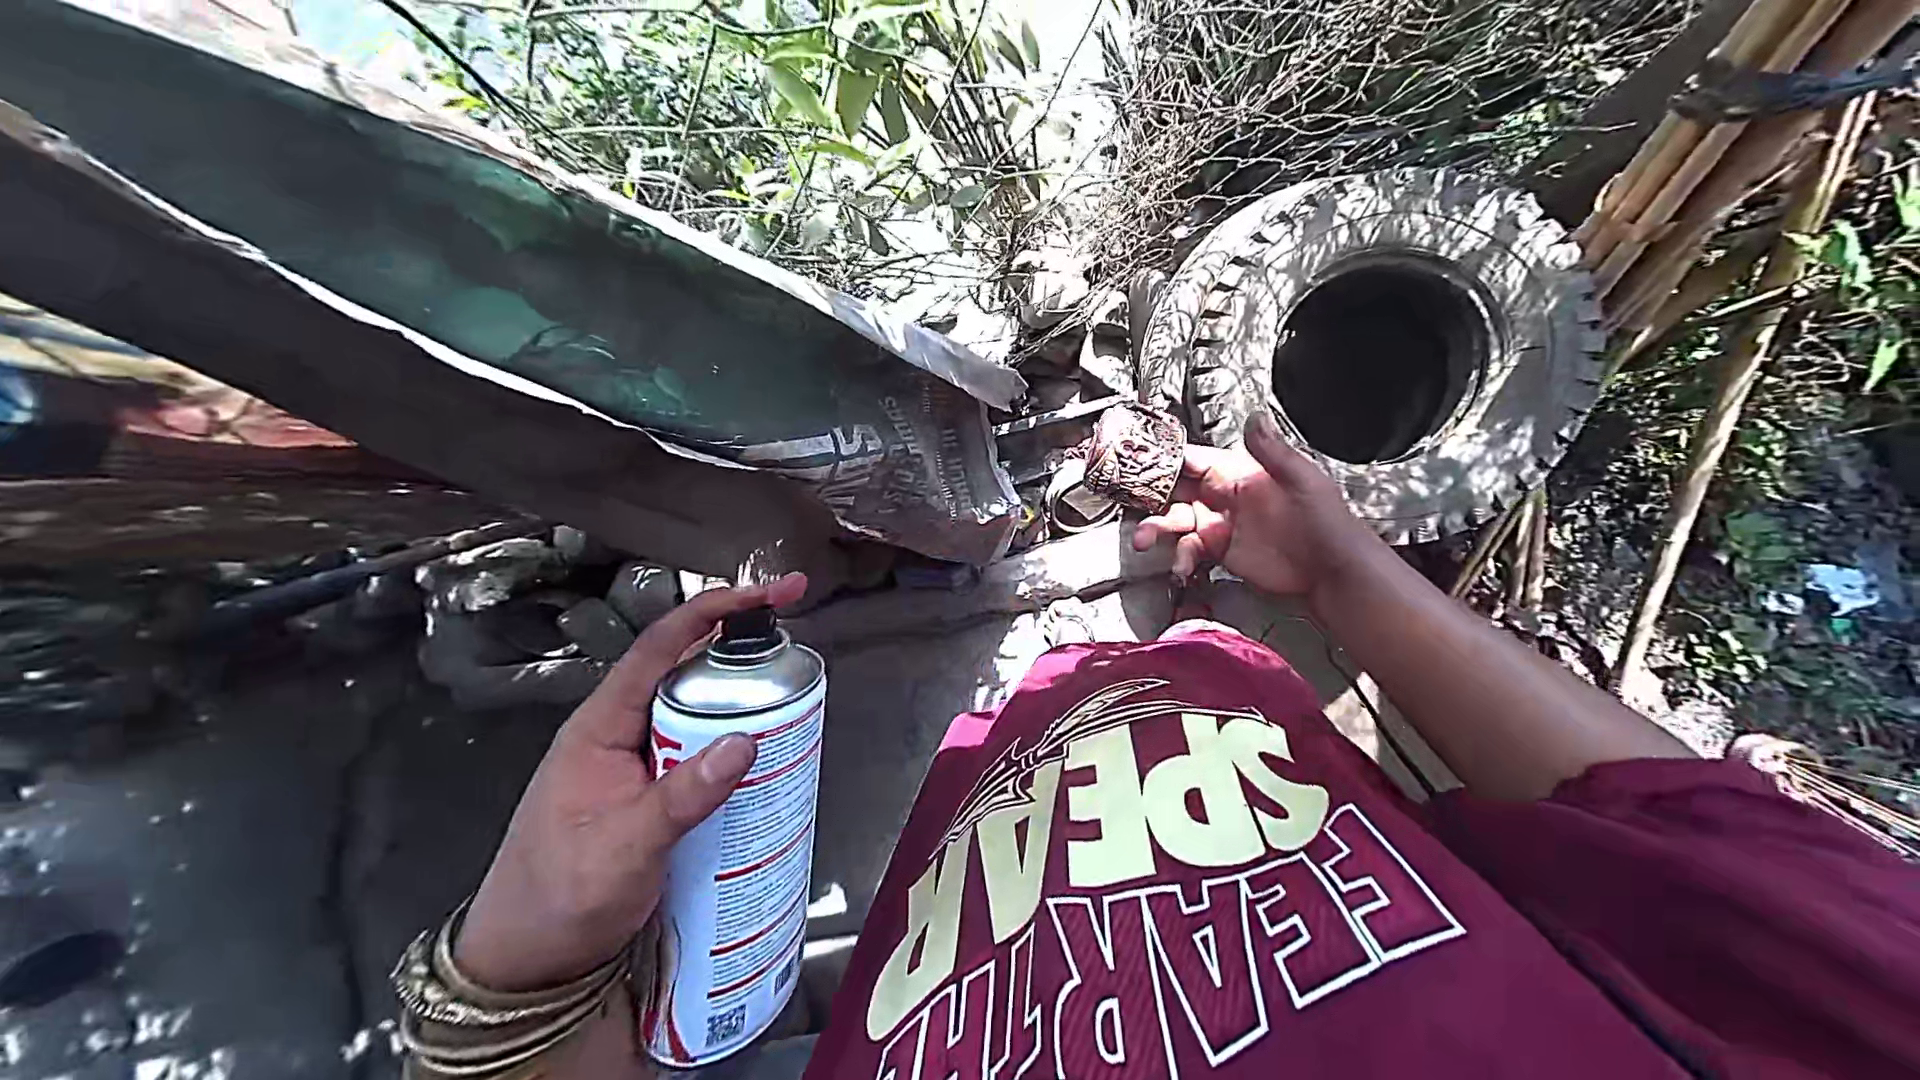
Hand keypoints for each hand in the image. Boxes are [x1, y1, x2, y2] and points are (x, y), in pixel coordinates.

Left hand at [454, 572, 809, 990]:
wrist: (530, 964)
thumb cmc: (559, 899)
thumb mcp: (623, 848)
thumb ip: (683, 795)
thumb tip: (747, 741)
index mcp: (602, 723)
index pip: (661, 645)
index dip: (714, 610)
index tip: (767, 593)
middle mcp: (624, 727)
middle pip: (689, 668)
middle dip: (741, 647)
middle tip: (794, 643)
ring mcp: (643, 756)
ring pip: (700, 706)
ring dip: (743, 695)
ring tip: (792, 692)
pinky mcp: (660, 784)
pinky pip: (705, 743)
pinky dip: (738, 735)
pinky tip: (768, 746)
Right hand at [1130, 410, 1373, 602]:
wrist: (1331, 572)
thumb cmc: (1327, 524)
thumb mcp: (1303, 481)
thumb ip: (1273, 452)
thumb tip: (1255, 419)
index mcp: (1241, 475)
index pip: (1195, 460)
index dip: (1166, 461)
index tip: (1142, 463)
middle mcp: (1225, 497)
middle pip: (1175, 490)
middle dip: (1150, 495)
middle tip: (1132, 501)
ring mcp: (1220, 525)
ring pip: (1174, 521)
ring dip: (1155, 528)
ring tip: (1143, 539)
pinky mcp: (1218, 551)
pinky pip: (1187, 550)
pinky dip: (1179, 558)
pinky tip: (1181, 565)